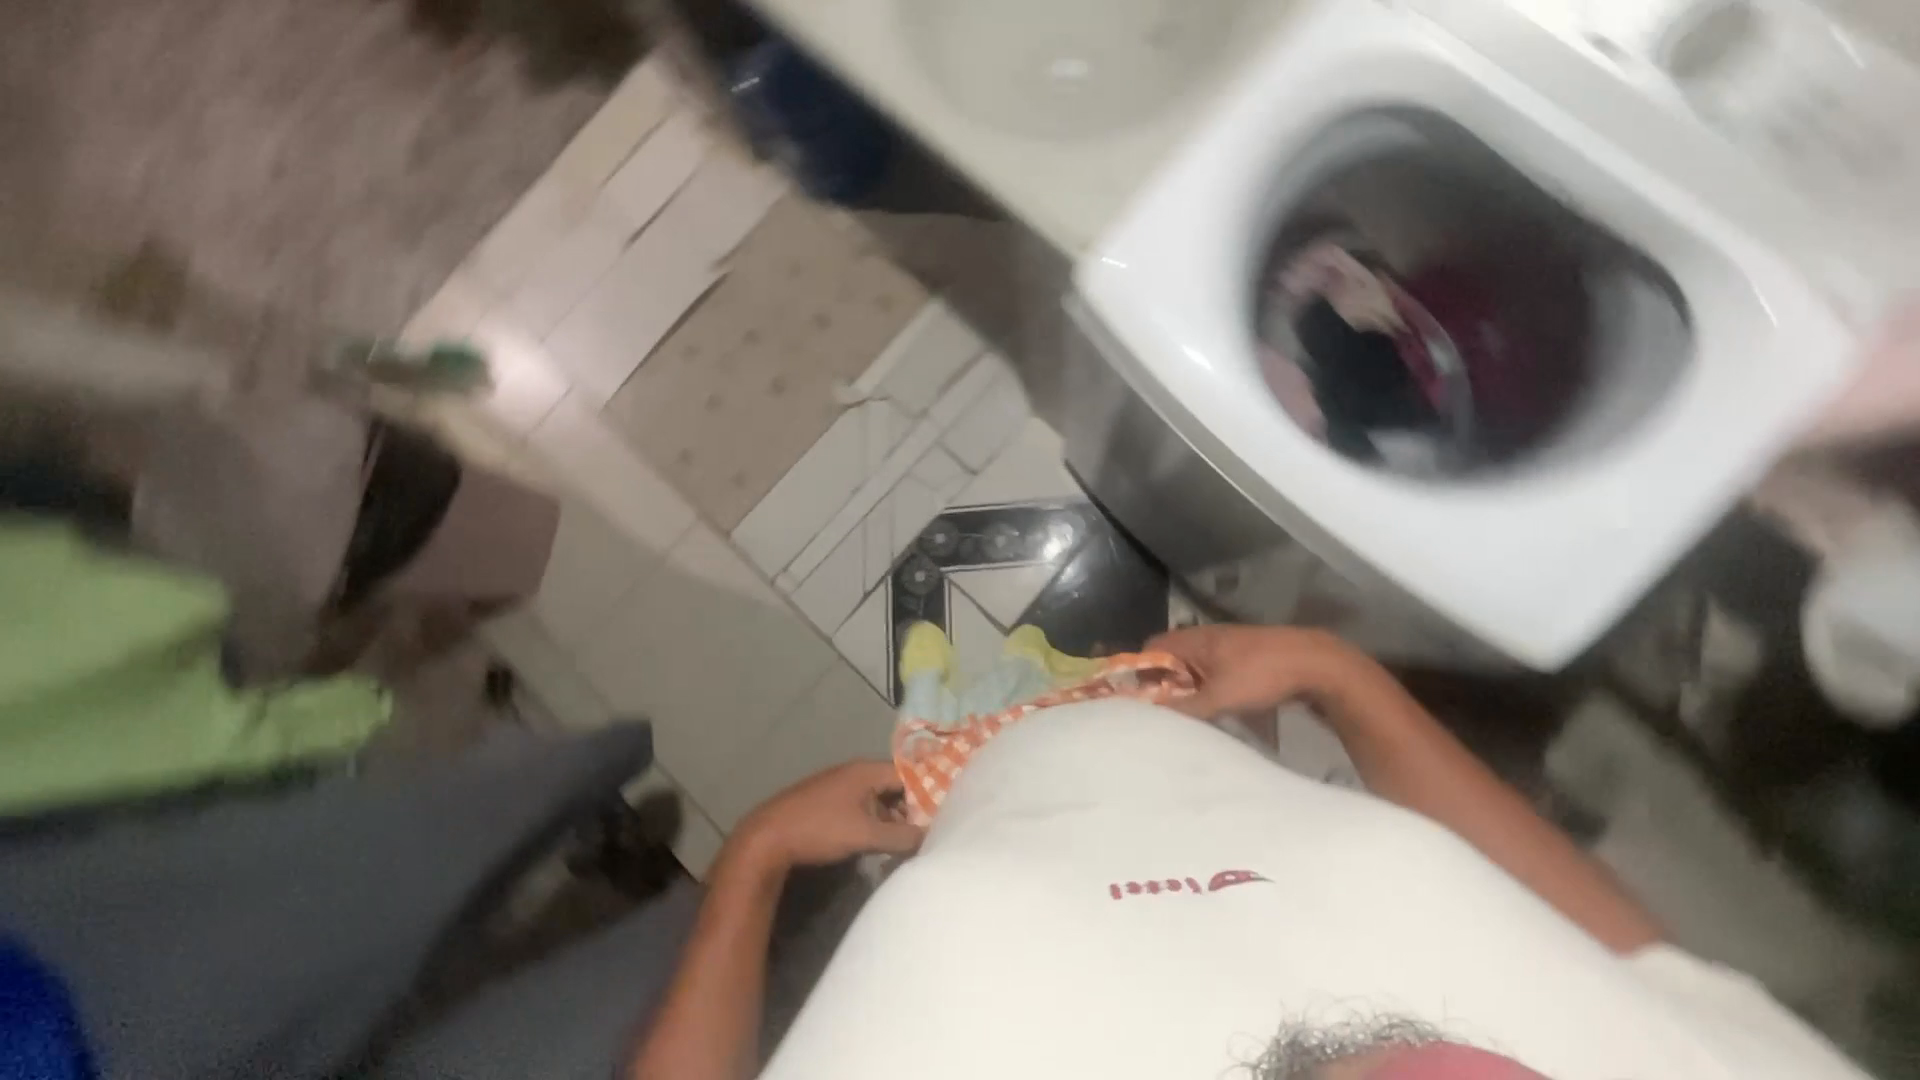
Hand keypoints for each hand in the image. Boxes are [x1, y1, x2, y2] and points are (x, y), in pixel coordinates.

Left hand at [731, 761, 922, 871]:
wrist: (767, 839)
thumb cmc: (819, 830)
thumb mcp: (865, 835)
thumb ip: (900, 836)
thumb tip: (929, 839)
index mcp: (866, 771)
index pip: (909, 776)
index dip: (927, 795)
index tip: (942, 818)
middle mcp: (855, 773)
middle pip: (894, 788)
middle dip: (910, 811)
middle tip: (926, 835)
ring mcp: (839, 788)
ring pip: (877, 801)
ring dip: (891, 821)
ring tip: (906, 845)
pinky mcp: (828, 804)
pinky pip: (862, 809)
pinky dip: (874, 824)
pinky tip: (879, 845)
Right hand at [1145, 624, 1379, 718]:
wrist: (1316, 664)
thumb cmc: (1262, 675)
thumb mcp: (1219, 697)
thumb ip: (1183, 707)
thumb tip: (1151, 715)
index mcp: (1194, 640)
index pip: (1151, 648)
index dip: (1140, 670)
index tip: (1140, 698)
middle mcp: (1206, 637)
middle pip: (1171, 658)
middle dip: (1164, 683)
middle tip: (1164, 711)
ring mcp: (1227, 645)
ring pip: (1194, 666)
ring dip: (1188, 687)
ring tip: (1189, 714)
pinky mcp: (1244, 656)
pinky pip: (1213, 671)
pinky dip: (1208, 687)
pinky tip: (1217, 708)